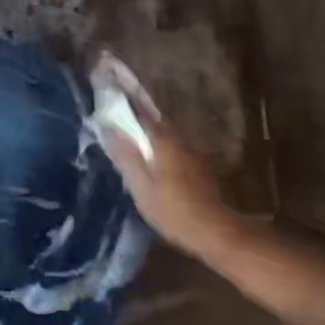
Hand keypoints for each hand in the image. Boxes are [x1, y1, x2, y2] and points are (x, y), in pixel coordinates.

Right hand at [93, 79, 246, 259]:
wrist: (215, 231)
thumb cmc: (174, 211)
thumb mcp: (142, 187)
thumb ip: (126, 157)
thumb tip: (109, 130)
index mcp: (163, 140)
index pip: (140, 111)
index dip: (124, 102)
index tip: (109, 93)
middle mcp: (179, 138)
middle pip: (153, 119)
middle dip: (136, 114)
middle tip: (117, 113)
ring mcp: (191, 150)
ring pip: (164, 131)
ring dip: (148, 128)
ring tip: (130, 133)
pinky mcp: (197, 164)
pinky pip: (172, 143)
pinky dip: (159, 142)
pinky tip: (151, 154)